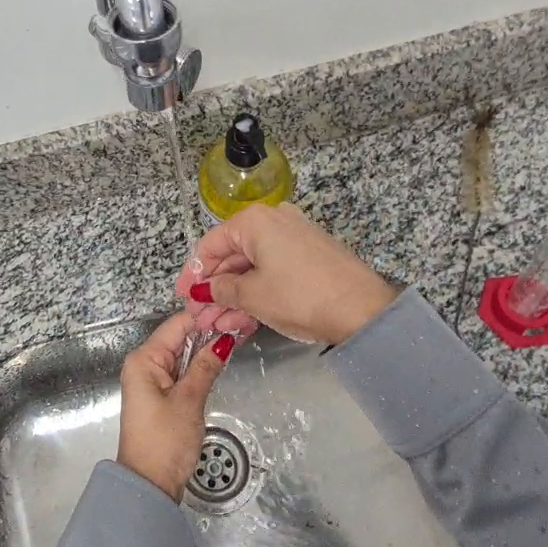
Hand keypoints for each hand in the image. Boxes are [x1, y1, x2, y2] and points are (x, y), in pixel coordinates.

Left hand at [117, 311, 234, 501]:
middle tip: (242, 319)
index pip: (177, 325)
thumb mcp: (189, 400)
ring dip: (207, 347)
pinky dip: (200, 365)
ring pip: (183, 354)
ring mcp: (153, 381)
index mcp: (144, 359)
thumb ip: (205, 367)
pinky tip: (221, 357)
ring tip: (238, 332)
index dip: (204, 316)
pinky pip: (182, 371)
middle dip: (209, 330)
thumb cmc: (165, 440)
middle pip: (180, 337)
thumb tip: (225, 339)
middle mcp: (145, 364)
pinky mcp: (162, 396)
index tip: (233, 308)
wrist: (149, 485)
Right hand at [175, 204, 399, 344]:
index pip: (211, 244)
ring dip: (233, 296)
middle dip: (214, 290)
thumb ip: (220, 290)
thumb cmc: (301, 296)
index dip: (193, 273)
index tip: (182, 297)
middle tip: (199, 318)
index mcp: (255, 221)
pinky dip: (256, 292)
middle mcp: (274, 220)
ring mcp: (294, 237)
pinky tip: (242, 319)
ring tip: (218, 326)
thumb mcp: (252, 296)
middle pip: (233, 255)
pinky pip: (272, 270)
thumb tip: (201, 291)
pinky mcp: (310, 256)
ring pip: (253, 267)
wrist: (364, 311)